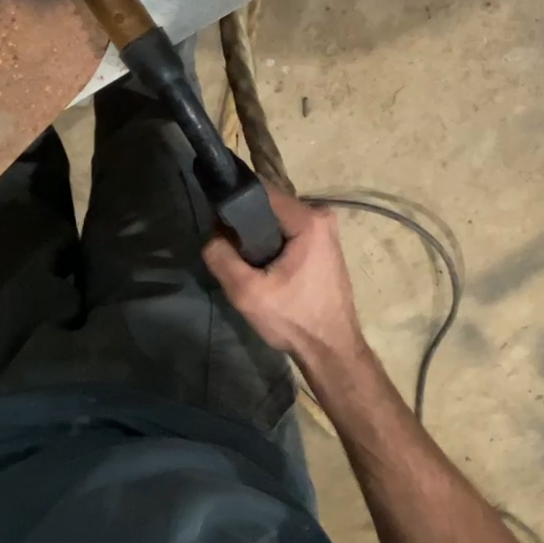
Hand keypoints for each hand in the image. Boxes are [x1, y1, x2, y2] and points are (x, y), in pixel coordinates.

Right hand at [204, 186, 369, 364]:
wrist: (332, 351)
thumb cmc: (294, 320)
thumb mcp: (247, 293)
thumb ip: (221, 258)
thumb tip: (211, 236)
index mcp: (309, 219)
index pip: (261, 191)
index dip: (234, 203)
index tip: (216, 223)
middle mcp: (322, 216)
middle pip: (269, 205)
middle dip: (246, 223)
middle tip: (228, 248)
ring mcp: (325, 231)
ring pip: (277, 220)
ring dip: (258, 235)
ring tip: (243, 260)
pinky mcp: (323, 246)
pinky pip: (288, 232)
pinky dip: (272, 244)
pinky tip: (262, 266)